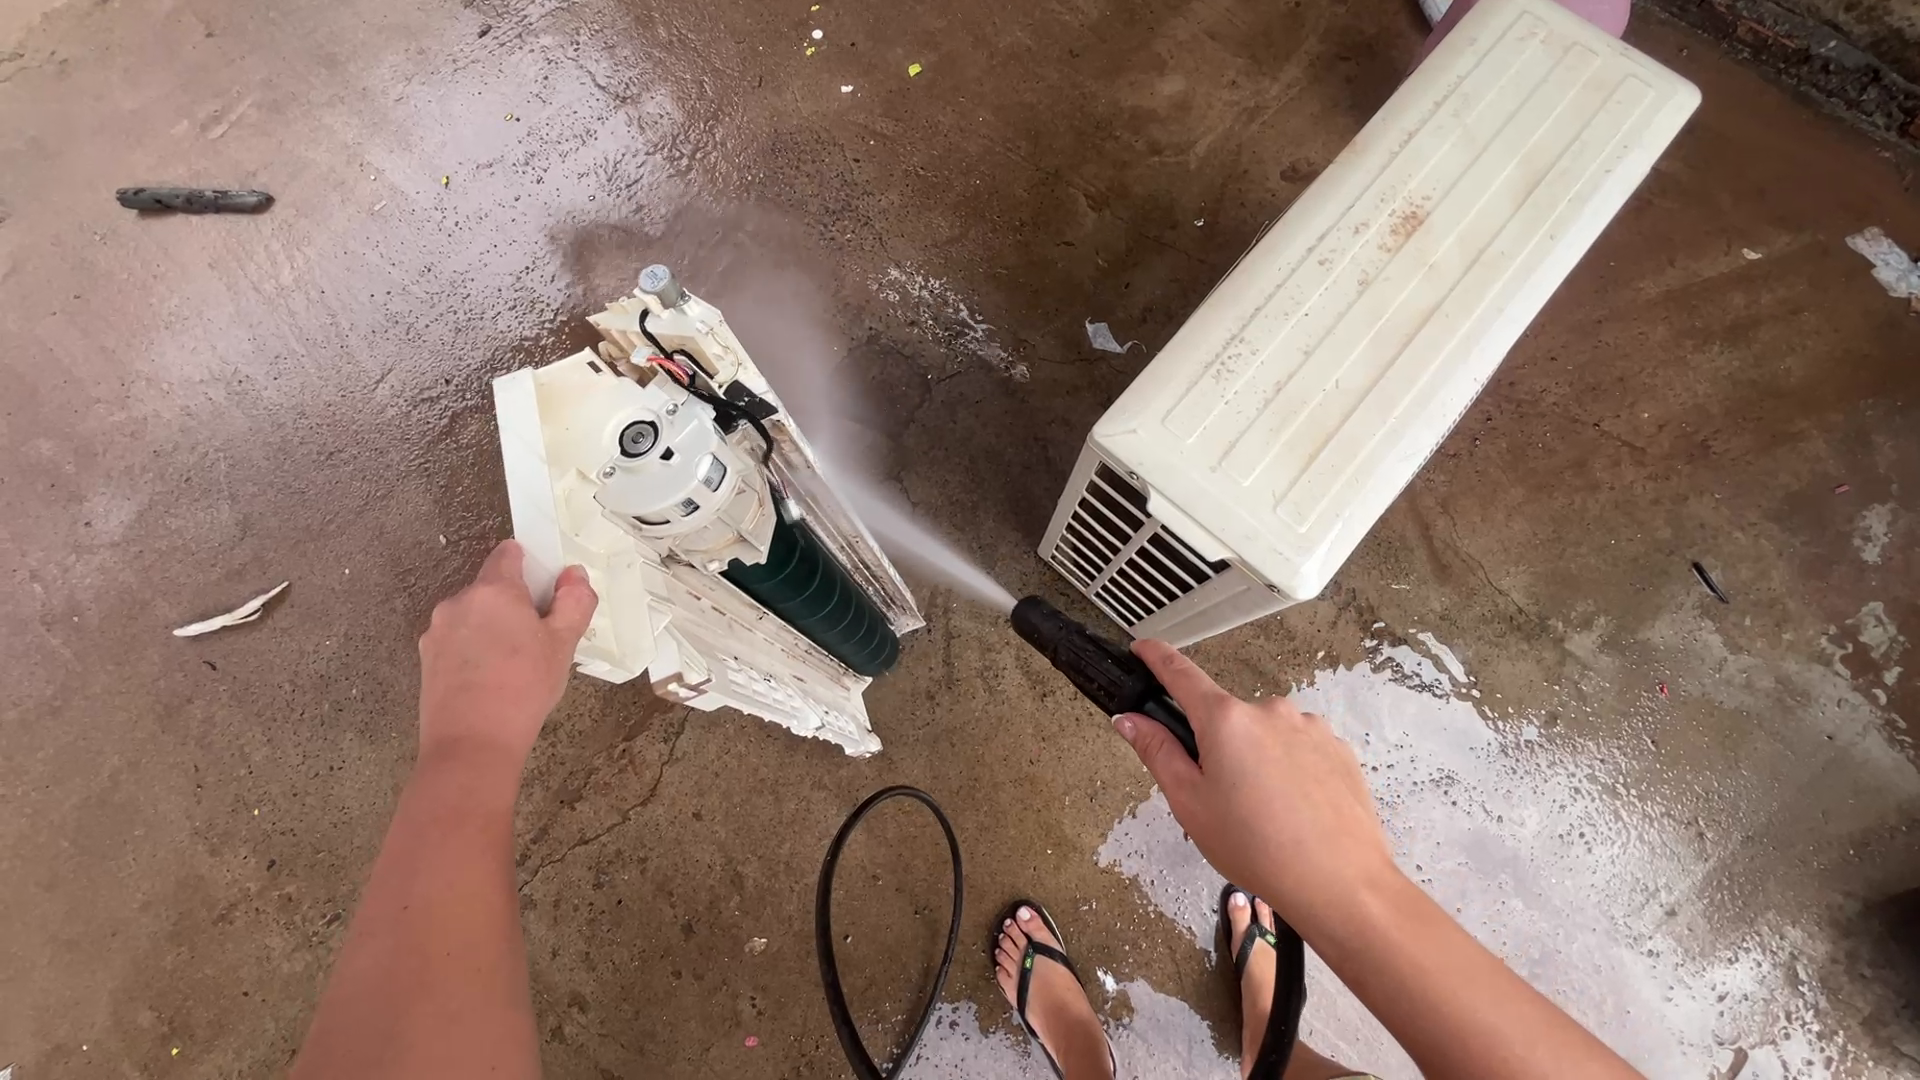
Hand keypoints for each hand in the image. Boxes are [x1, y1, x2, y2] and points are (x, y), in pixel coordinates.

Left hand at [417, 541, 596, 775]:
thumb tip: (573, 575)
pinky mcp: (426, 658)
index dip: (531, 563)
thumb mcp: (564, 643)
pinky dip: (477, 647)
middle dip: (516, 602)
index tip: (548, 587)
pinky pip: (459, 639)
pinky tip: (494, 676)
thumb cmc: (525, 686)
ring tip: (517, 660)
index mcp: (494, 591)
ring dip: (495, 626)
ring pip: (475, 615)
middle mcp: (459, 602)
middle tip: (541, 634)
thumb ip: (574, 601)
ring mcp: (437, 630)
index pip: (508, 554)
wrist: (472, 742)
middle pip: (492, 587)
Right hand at [1112, 640, 1398, 934]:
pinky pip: (1297, 746)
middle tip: (1220, 795)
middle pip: (1225, 716)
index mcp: (1225, 719)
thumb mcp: (1189, 802)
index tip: (1142, 648)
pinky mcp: (1338, 747)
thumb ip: (1157, 751)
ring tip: (1264, 810)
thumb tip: (1129, 719)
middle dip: (1215, 744)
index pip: (1180, 672)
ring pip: (1263, 733)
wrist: (1342, 885)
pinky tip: (1293, 807)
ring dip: (1255, 756)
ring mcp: (1308, 725)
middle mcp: (1268, 710)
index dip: (1156, 657)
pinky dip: (1287, 767)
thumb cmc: (1257, 847)